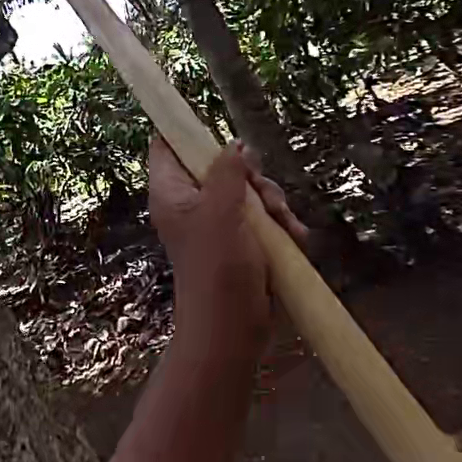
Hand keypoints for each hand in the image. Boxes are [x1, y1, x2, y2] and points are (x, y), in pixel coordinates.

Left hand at [148, 136, 306, 354]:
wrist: (233, 331)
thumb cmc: (217, 269)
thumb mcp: (220, 212)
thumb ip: (227, 172)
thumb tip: (235, 144)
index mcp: (171, 191)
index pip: (167, 145)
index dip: (187, 130)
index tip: (220, 131)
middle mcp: (191, 202)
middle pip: (218, 163)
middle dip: (249, 175)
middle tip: (262, 194)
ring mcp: (217, 221)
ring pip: (246, 189)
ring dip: (271, 202)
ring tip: (282, 223)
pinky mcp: (241, 239)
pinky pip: (262, 215)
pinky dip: (279, 223)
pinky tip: (293, 236)